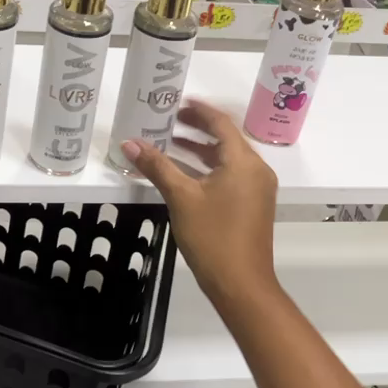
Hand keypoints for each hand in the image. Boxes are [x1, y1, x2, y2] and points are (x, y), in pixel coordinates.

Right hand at [120, 98, 279, 308]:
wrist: (241, 284)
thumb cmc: (212, 236)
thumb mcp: (180, 197)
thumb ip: (156, 166)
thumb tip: (129, 143)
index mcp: (243, 162)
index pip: (221, 123)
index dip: (199, 111)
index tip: (177, 102)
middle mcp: (256, 170)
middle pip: (226, 138)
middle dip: (197, 128)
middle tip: (168, 121)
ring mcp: (257, 189)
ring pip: (227, 158)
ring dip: (201, 149)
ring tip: (170, 143)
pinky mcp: (253, 204)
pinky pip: (231, 174)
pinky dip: (208, 167)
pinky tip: (184, 173)